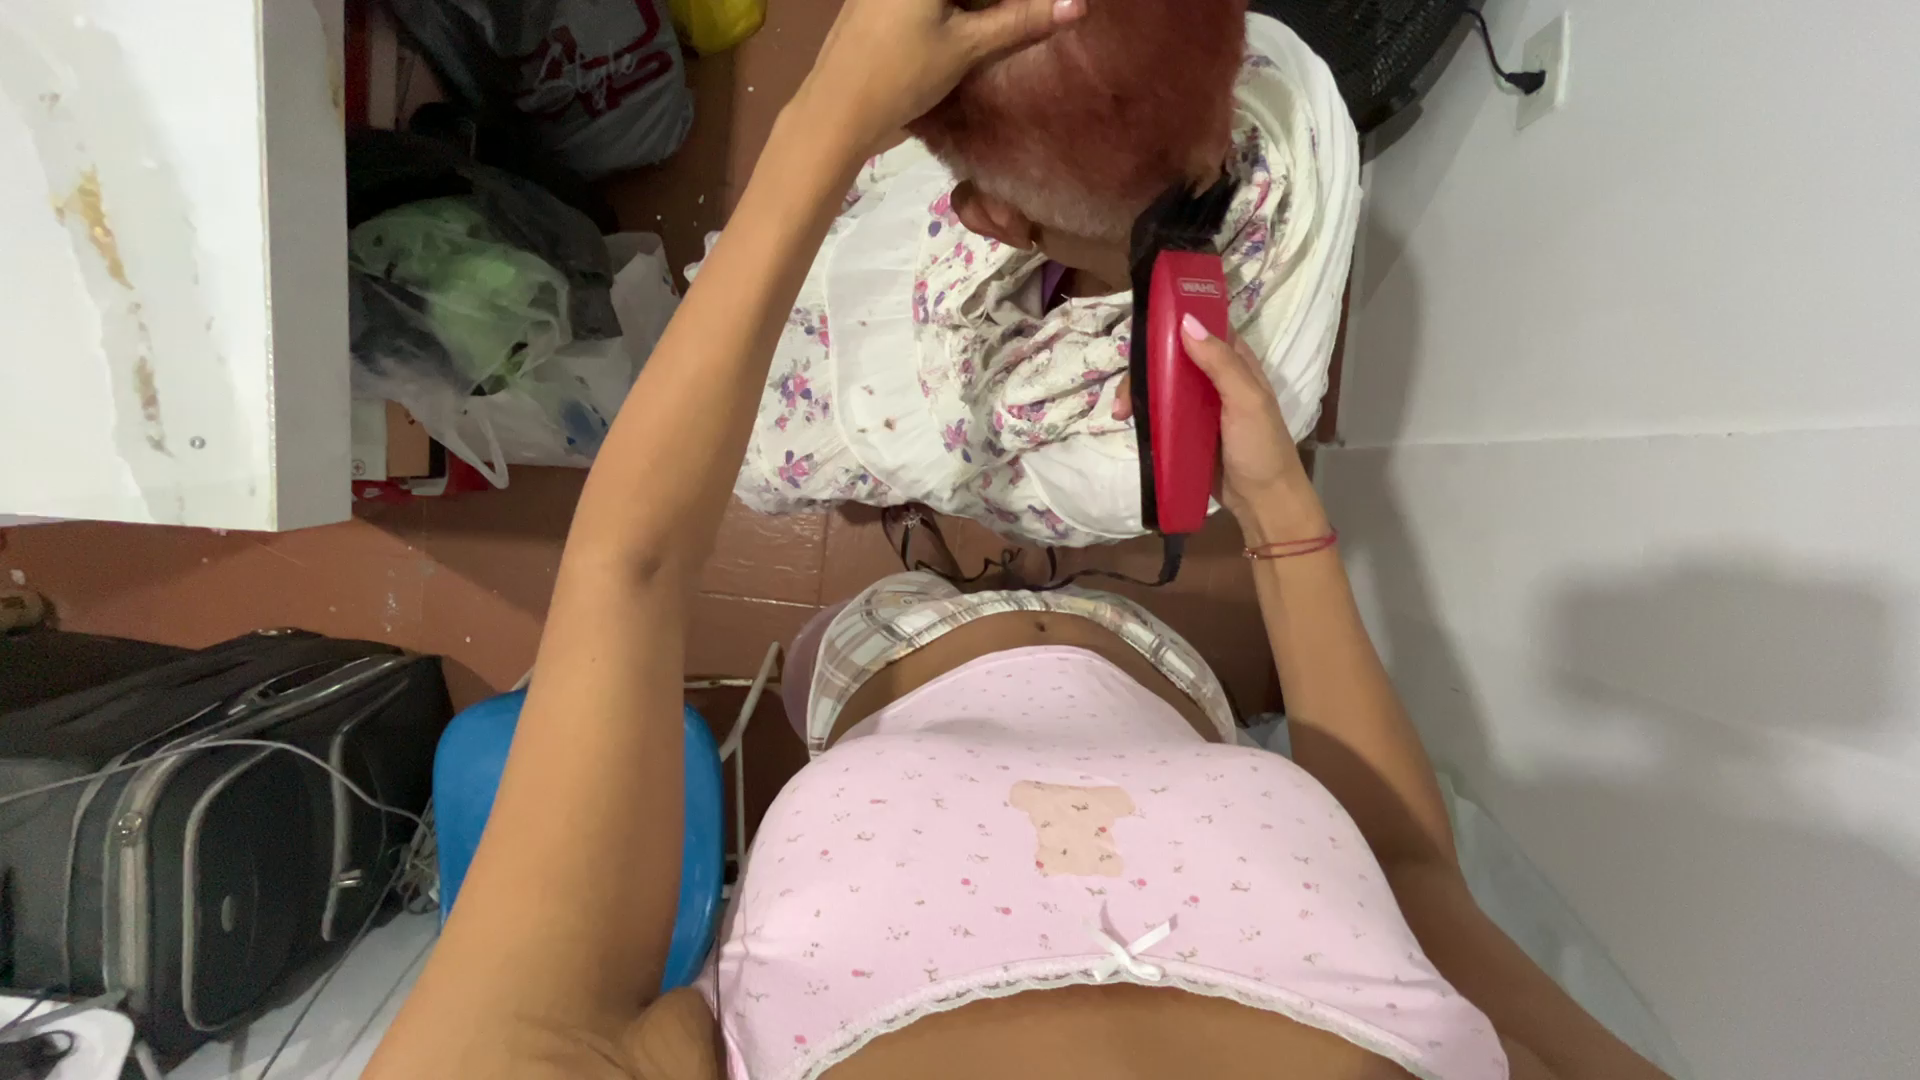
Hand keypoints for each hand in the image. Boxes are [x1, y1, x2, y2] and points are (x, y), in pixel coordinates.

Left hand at [794, 0, 1086, 154]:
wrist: (837, 109)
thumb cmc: (902, 74)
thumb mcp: (966, 47)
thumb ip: (1019, 22)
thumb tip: (1077, 5)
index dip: (1009, 3)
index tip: (1034, 12)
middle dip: (993, 4)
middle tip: (1024, 18)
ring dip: (973, 8)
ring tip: (996, 28)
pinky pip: (925, 1)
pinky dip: (949, 8)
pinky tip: (961, 32)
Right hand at [1114, 316, 1327, 543]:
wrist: (1261, 501)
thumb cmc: (1261, 447)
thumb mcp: (1246, 401)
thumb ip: (1220, 362)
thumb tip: (1185, 322)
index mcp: (1235, 364)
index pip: (1202, 330)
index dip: (1174, 325)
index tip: (1144, 330)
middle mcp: (1214, 380)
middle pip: (1171, 360)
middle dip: (1144, 368)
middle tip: (1126, 391)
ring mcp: (1197, 407)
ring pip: (1160, 386)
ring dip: (1137, 393)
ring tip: (1121, 413)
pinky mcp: (1184, 432)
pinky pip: (1159, 414)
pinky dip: (1142, 414)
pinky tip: (1127, 422)